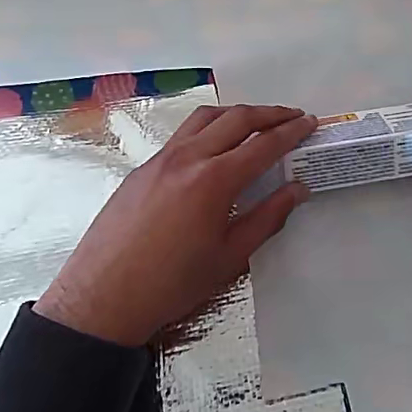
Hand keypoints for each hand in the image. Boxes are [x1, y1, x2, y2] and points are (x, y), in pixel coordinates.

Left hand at [35, 105, 316, 345]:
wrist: (102, 298)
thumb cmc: (173, 284)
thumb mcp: (231, 255)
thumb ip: (268, 216)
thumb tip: (298, 189)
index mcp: (214, 181)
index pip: (263, 144)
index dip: (291, 131)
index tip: (309, 124)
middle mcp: (187, 159)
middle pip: (236, 119)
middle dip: (270, 113)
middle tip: (293, 116)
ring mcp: (161, 159)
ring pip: (205, 118)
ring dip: (237, 113)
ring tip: (258, 121)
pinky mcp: (143, 168)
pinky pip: (183, 134)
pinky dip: (209, 127)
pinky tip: (216, 145)